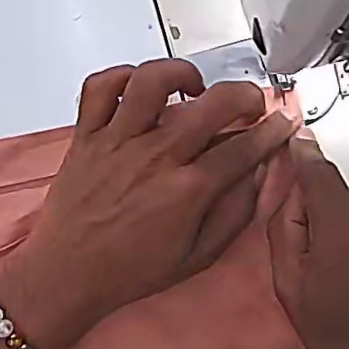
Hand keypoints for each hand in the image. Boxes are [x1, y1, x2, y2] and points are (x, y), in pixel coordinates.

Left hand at [0, 59, 297, 348]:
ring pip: (153, 81)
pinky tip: (138, 90)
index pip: (244, 147)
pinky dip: (120, 77)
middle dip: (245, 95)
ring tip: (193, 88)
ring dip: (182, 74)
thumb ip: (234, 213)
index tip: (279, 124)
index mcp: (186, 191)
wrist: (68, 274)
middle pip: (213, 103)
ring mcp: (117, 142)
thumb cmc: (129, 270)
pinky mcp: (86, 136)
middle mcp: (154, 158)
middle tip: (248, 104)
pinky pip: (99, 87)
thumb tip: (257, 176)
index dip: (271, 131)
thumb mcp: (197, 256)